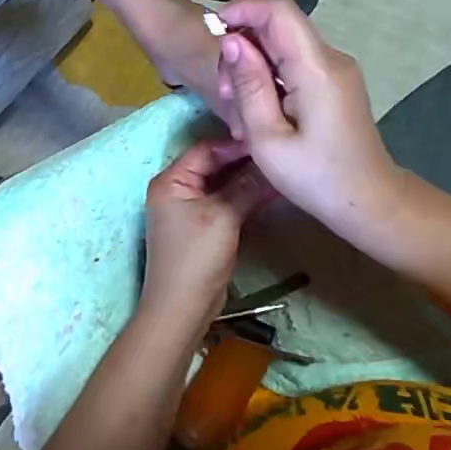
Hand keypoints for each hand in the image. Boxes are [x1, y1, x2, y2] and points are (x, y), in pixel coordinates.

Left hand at [142, 140, 271, 321]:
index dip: (237, 144)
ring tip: (279, 169)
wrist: (182, 308)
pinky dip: (244, 197)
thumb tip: (271, 163)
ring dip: (247, 180)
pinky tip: (269, 192)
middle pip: (214, 165)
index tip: (268, 140)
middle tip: (278, 154)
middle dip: (245, 161)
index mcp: (171, 180)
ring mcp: (189, 209)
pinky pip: (225, 202)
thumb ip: (247, 186)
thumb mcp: (224, 216)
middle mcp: (177, 190)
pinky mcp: (203, 227)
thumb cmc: (196, 257)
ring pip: (222, 184)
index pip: (207, 149)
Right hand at [215, 0, 405, 241]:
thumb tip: (230, 40)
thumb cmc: (316, 178)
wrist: (370, 202)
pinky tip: (258, 114)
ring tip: (238, 113)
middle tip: (225, 95)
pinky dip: (270, 79)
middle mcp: (331, 58)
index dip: (242, 10)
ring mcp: (336, 70)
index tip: (213, 33)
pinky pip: (295, 65)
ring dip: (252, 68)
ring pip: (284, 46)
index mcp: (316, 68)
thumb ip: (249, 85)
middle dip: (242, 48)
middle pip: (278, 27)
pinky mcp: (334, 83)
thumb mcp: (268, 139)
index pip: (278, 11)